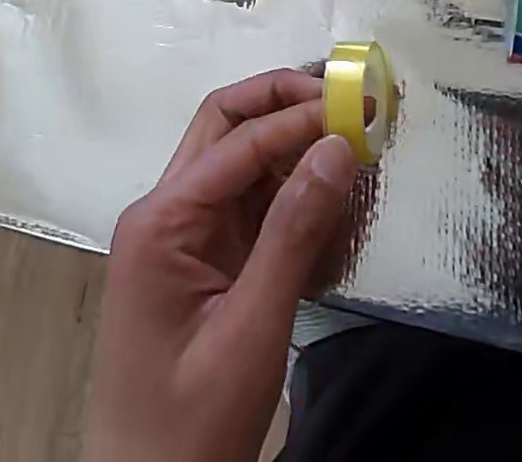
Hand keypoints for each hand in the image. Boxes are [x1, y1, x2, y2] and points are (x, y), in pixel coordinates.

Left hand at [87, 70, 358, 461]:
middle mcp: (167, 210)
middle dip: (283, 99)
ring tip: (346, 129)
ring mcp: (185, 229)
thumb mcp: (252, 328)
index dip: (301, 117)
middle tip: (343, 98)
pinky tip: (327, 180)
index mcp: (162, 221)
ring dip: (291, 134)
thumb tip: (339, 146)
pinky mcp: (207, 250)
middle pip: (225, 123)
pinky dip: (290, 177)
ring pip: (238, 151)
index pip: (239, 141)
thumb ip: (295, 230)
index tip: (359, 108)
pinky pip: (250, 192)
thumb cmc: (191, 423)